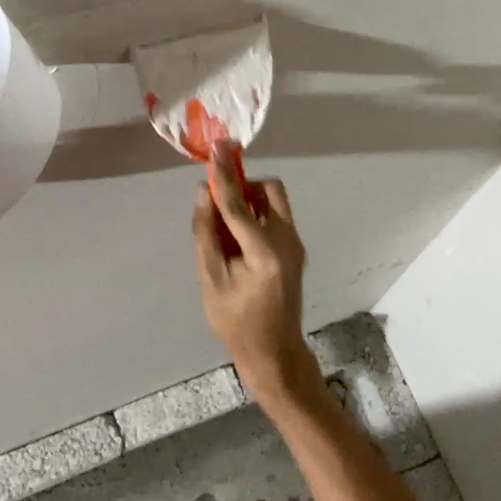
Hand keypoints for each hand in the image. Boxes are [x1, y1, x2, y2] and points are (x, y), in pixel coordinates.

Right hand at [192, 145, 313, 399]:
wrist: (275, 352)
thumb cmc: (236, 321)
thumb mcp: (211, 280)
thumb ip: (205, 234)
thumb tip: (204, 193)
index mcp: (265, 252)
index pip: (239, 203)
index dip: (224, 175)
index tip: (216, 149)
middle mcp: (288, 241)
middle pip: (269, 190)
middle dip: (244, 187)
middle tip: (221, 206)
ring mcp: (296, 244)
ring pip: (274, 202)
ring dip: (250, 202)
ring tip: (226, 230)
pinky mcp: (296, 250)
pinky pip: (276, 218)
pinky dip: (256, 218)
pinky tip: (238, 243)